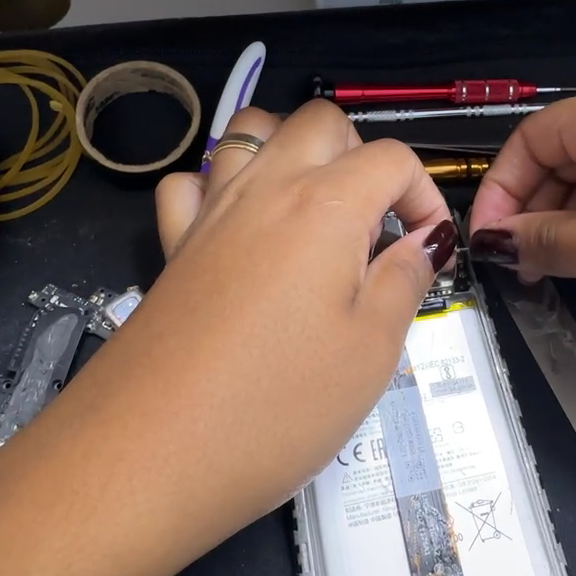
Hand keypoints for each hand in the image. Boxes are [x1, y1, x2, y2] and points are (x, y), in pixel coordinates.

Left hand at [139, 100, 454, 514]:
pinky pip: (192, 182)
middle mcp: (266, 188)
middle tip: (374, 223)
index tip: (428, 249)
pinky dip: (220, 186)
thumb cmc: (276, 406)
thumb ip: (404, 279)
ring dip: (292, 151)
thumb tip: (424, 240)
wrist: (148, 454)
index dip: (426, 195)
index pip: (391, 158)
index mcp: (326, 205)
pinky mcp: (173, 245)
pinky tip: (240, 229)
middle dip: (361, 154)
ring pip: (250, 131)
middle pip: (320, 120)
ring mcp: (211, 211)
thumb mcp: (371, 351)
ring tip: (314, 212)